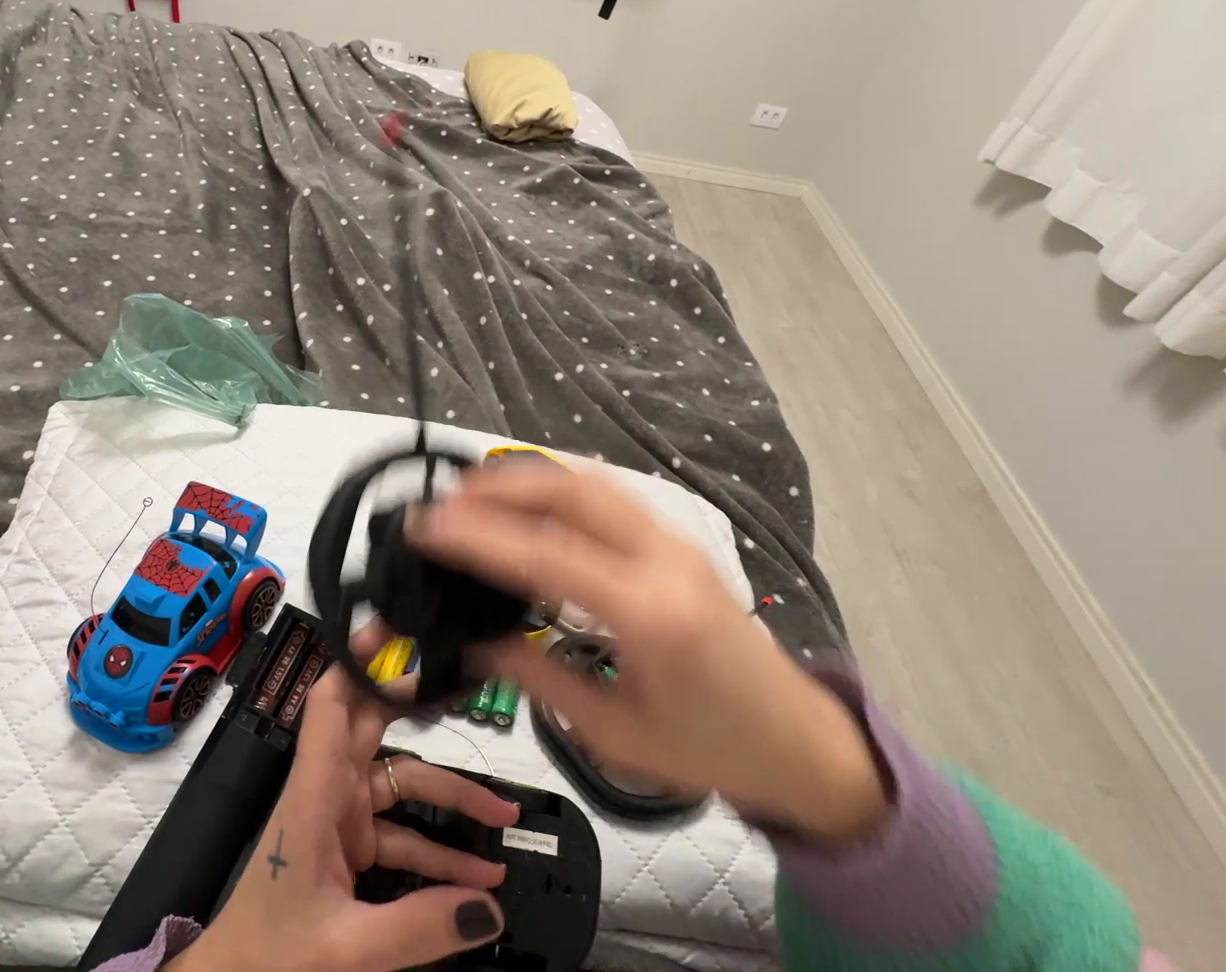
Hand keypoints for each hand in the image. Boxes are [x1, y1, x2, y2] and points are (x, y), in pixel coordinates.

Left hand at [171, 668, 520, 971]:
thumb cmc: (268, 957)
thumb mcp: (347, 946)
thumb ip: (421, 927)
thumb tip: (491, 908)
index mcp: (313, 797)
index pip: (328, 708)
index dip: (354, 662)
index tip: (387, 627)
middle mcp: (327, 795)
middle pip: (372, 730)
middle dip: (412, 705)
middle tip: (453, 680)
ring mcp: (339, 822)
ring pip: (399, 786)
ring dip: (448, 799)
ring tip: (502, 818)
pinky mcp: (348, 850)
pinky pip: (402, 836)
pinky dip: (438, 852)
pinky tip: (477, 879)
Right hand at [410, 464, 889, 842]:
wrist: (797, 741)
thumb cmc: (708, 747)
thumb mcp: (612, 728)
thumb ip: (539, 676)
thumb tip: (477, 642)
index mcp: (648, 612)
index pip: (545, 553)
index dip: (478, 537)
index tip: (428, 526)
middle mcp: (665, 560)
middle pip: (573, 492)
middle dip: (502, 487)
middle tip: (447, 500)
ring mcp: (678, 543)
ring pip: (595, 483)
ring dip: (532, 478)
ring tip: (477, 490)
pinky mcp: (680, 543)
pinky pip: (614, 496)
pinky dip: (564, 486)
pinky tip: (533, 498)